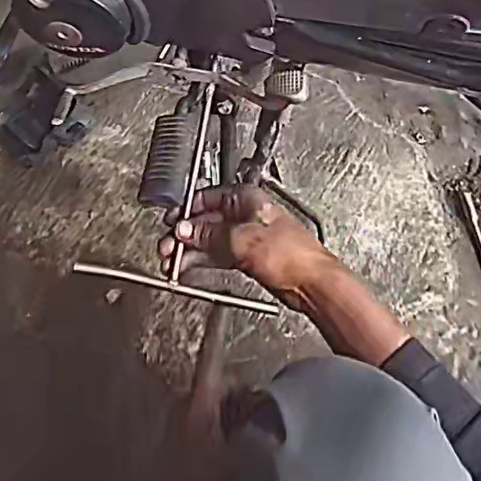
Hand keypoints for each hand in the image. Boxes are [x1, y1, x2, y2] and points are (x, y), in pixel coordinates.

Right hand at [158, 186, 340, 306]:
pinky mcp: (248, 256)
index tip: (170, 221)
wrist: (312, 283)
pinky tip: (188, 267)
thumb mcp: (242, 239)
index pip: (207, 197)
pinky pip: (218, 255)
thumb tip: (185, 229)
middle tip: (167, 248)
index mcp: (247, 198)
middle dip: (185, 234)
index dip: (187, 211)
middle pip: (206, 220)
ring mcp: (247, 236)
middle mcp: (245, 214)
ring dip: (190, 250)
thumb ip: (209, 234)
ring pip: (210, 240)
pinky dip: (202, 261)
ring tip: (172, 262)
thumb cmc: (292, 254)